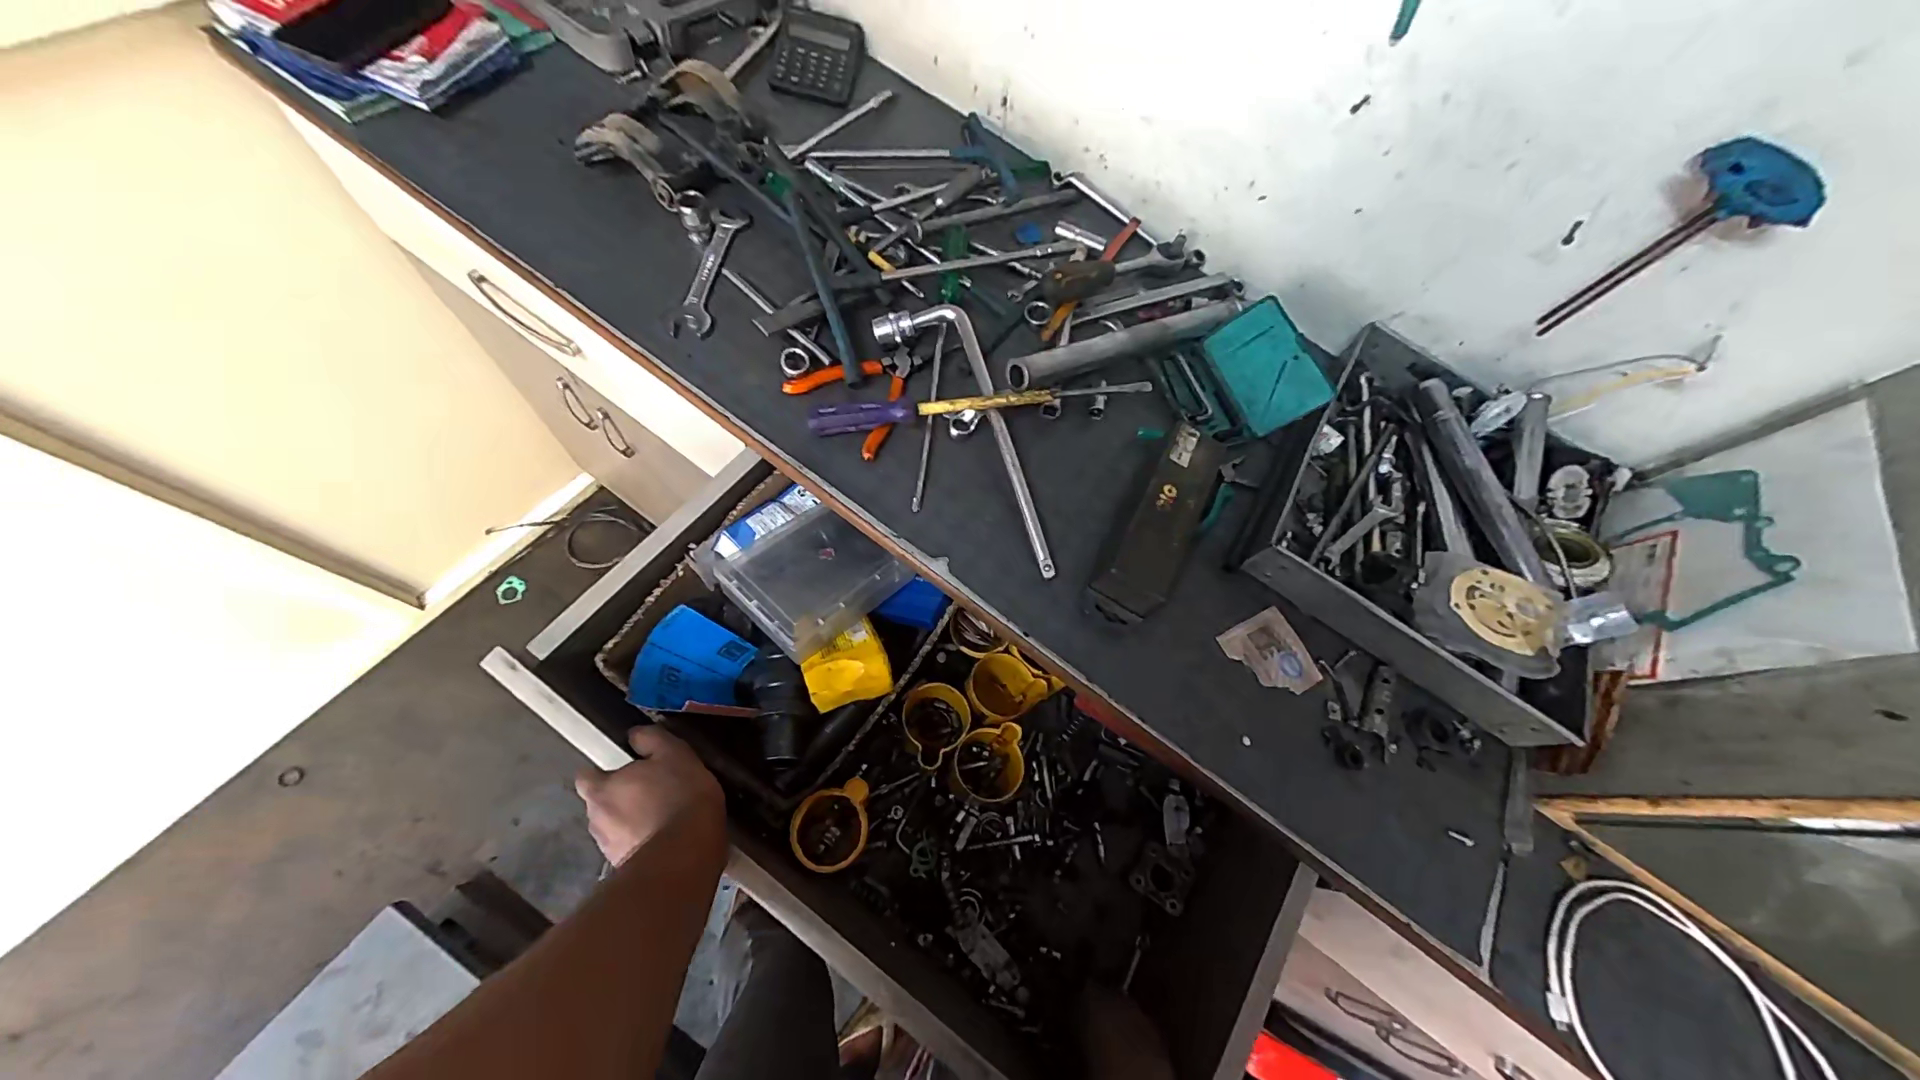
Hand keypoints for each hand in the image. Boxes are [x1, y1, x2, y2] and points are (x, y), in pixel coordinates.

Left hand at [575, 725, 724, 865]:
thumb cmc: (679, 795)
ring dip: (632, 824)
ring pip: (616, 828)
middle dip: (622, 799)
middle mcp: (595, 820)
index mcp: (600, 789)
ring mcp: (607, 849)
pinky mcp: (624, 870)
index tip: (629, 769)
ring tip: (664, 819)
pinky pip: (631, 849)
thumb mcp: (675, 754)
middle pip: (602, 803)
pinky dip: (643, 844)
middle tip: (654, 792)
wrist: (684, 855)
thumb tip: (634, 735)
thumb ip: (651, 740)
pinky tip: (668, 840)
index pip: (586, 776)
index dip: (605, 771)